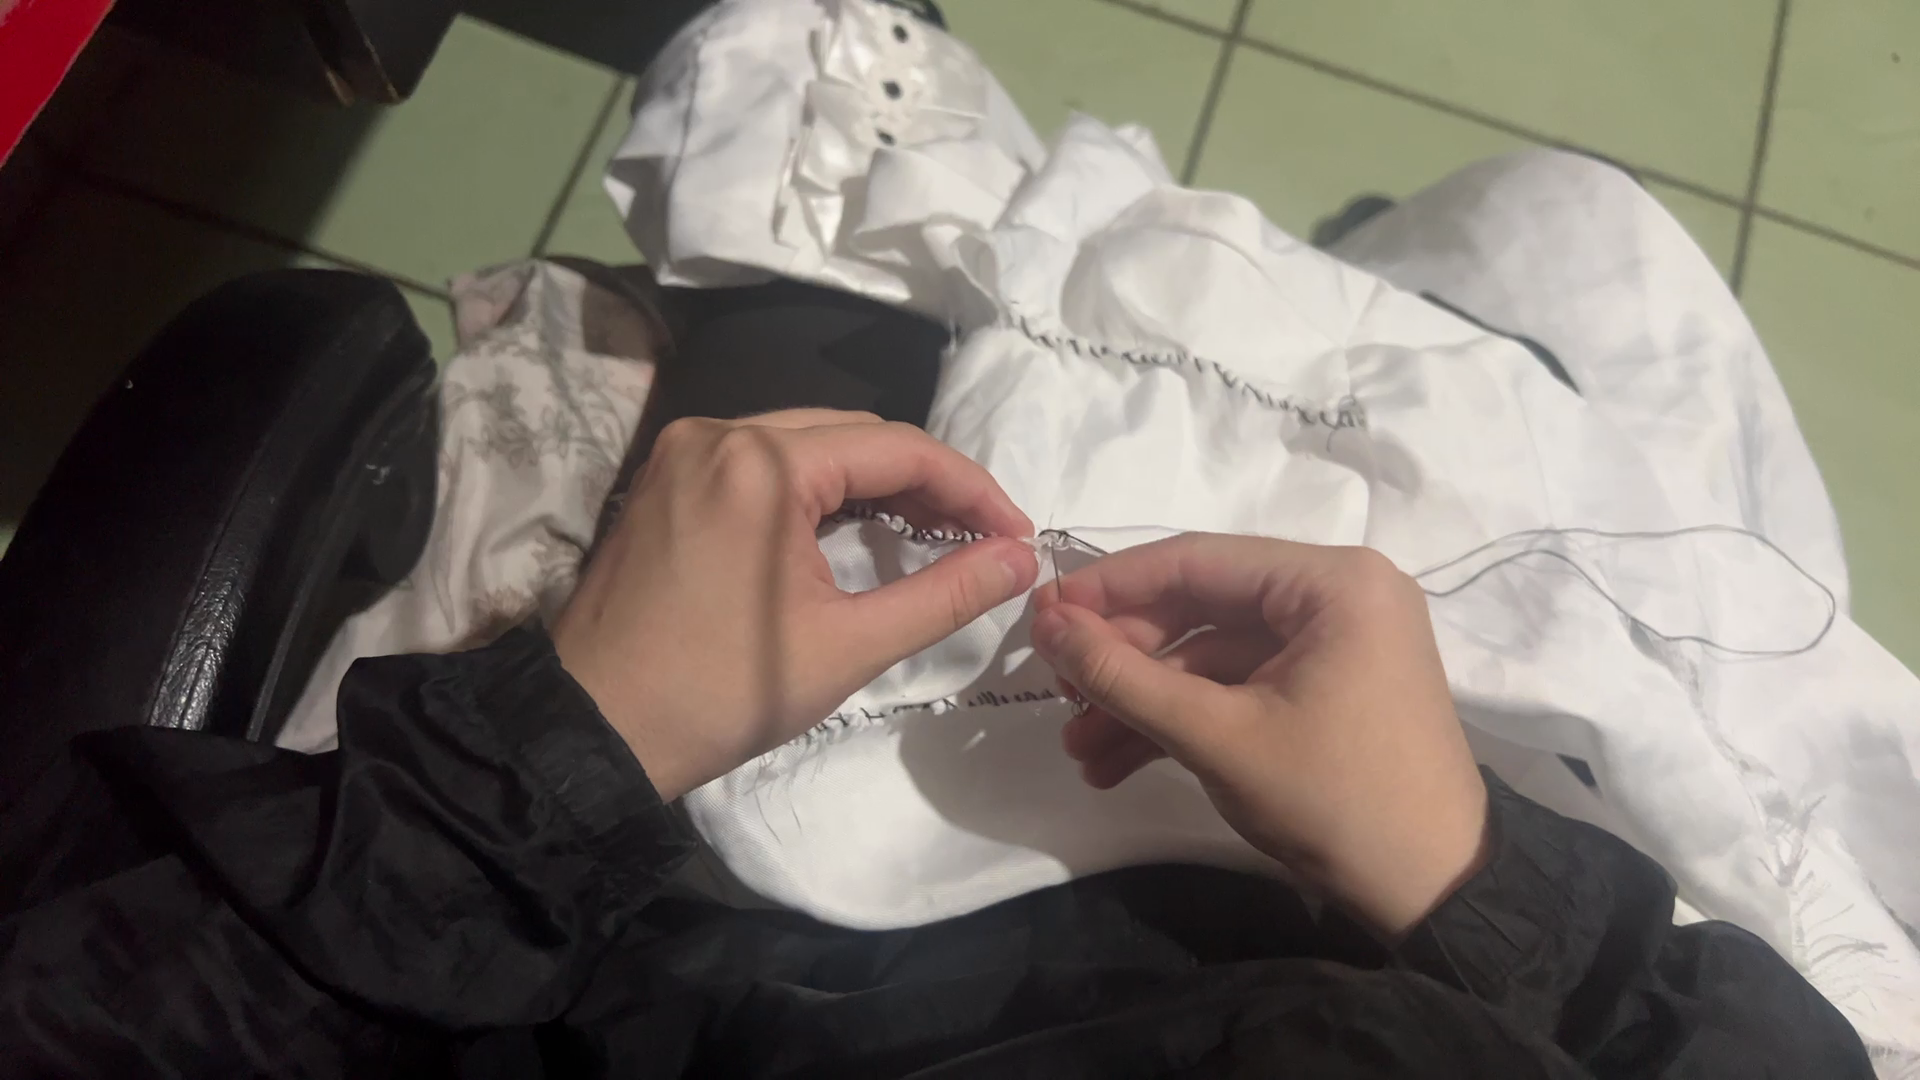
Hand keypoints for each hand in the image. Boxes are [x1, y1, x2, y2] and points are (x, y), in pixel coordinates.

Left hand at [552, 410, 1037, 800]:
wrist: (592, 734)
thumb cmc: (722, 695)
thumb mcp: (849, 646)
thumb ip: (945, 594)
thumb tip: (1021, 559)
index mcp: (763, 463)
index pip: (898, 449)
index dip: (971, 488)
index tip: (1016, 534)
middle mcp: (722, 431)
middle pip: (857, 437)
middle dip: (929, 484)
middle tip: (981, 536)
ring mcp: (690, 449)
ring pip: (815, 445)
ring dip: (879, 484)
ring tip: (935, 531)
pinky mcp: (674, 476)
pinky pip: (772, 464)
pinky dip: (826, 491)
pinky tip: (860, 527)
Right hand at [1030, 534, 1488, 937]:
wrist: (1437, 903)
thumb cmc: (1335, 801)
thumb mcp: (1216, 735)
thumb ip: (1121, 675)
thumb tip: (1044, 622)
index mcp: (1329, 582)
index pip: (1194, 560)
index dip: (1109, 586)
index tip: (1043, 612)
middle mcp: (1329, 596)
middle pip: (1195, 607)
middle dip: (1122, 657)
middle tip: (1059, 690)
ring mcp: (1322, 644)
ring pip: (1203, 654)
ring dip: (1140, 699)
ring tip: (1079, 746)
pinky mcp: (1312, 686)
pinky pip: (1228, 686)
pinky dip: (1175, 719)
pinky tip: (1115, 763)